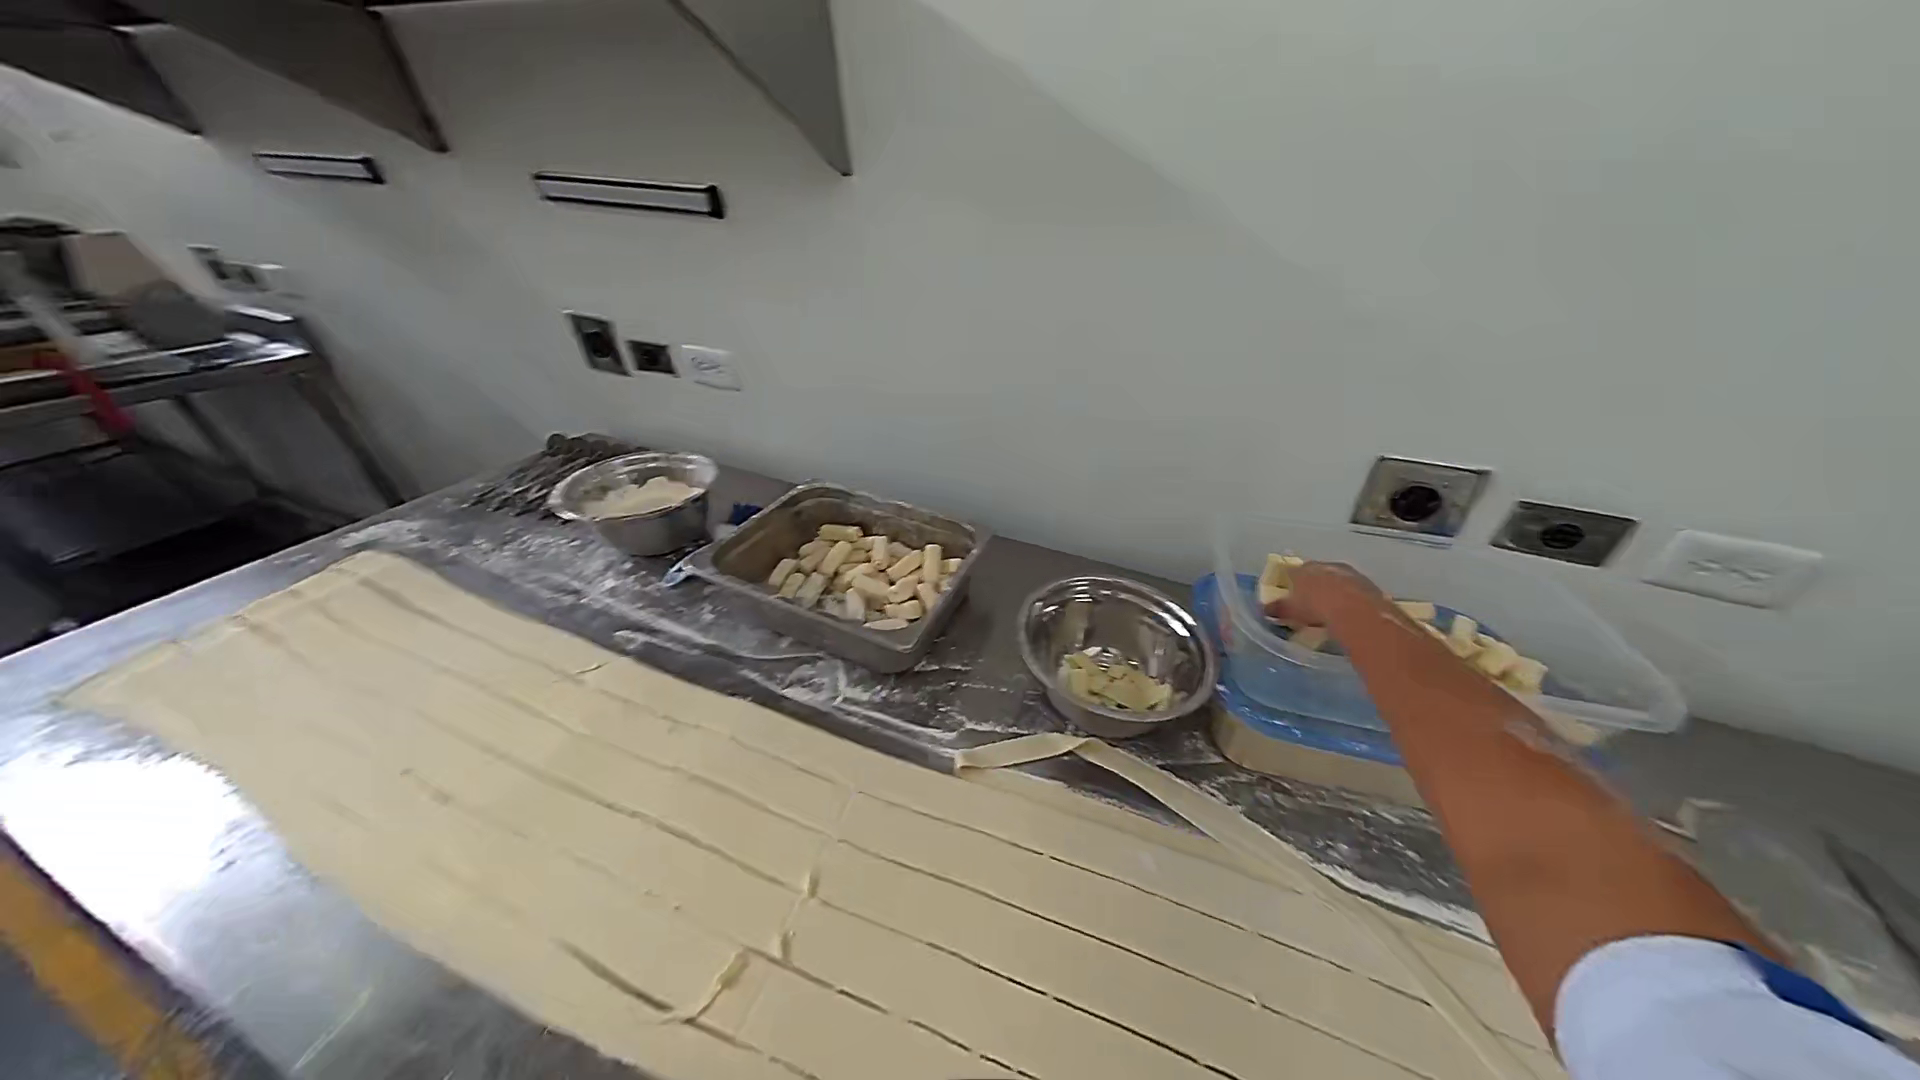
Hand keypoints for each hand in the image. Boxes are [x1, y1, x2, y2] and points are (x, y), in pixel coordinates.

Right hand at [1261, 561, 1388, 627]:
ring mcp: (1348, 572)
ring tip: (1330, 606)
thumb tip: (1265, 609)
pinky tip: (1349, 609)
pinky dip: (1350, 596)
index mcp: (1302, 569)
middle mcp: (1324, 566)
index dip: (1289, 581)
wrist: (1356, 612)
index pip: (1290, 571)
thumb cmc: (1316, 608)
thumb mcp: (1290, 612)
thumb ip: (1277, 609)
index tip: (1288, 592)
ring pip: (1336, 578)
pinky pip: (1354, 588)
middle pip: (1315, 572)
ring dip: (1333, 588)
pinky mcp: (1367, 583)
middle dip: (1312, 583)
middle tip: (1310, 599)